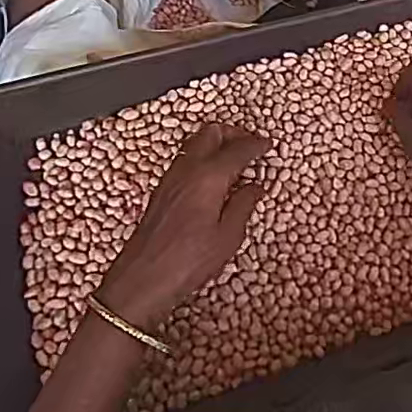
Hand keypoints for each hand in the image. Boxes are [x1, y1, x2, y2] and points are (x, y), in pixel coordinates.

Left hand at [97, 124, 267, 325]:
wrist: (142, 279)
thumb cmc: (188, 261)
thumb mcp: (228, 236)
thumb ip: (243, 205)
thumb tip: (255, 187)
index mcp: (208, 177)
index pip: (238, 149)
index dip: (256, 145)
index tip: (269, 145)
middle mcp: (187, 170)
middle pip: (210, 133)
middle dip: (234, 133)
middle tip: (251, 146)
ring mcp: (171, 179)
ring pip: (196, 144)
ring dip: (217, 144)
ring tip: (237, 163)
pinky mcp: (162, 191)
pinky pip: (187, 161)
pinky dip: (205, 159)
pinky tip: (216, 180)